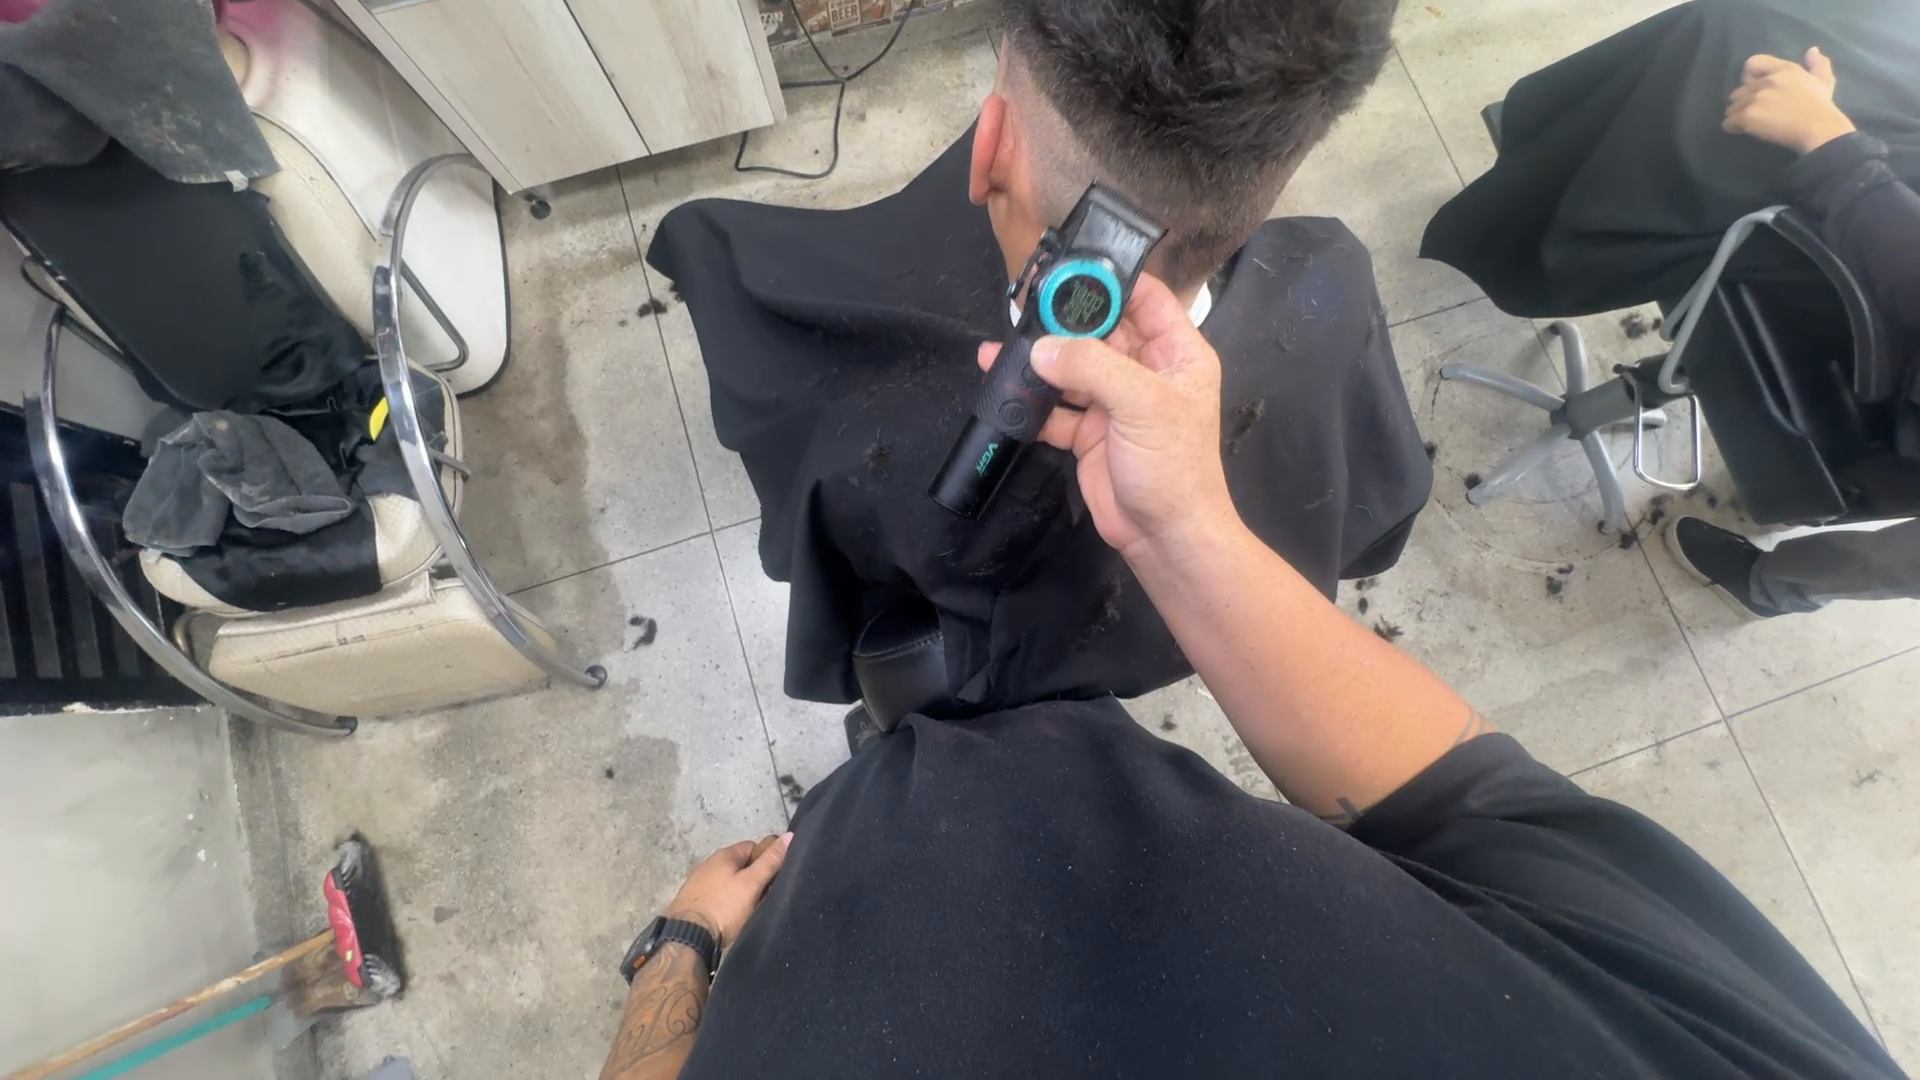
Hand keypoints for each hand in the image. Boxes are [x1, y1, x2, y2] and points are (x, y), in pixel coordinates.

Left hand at [663, 833, 790, 947]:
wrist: (685, 940)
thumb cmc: (723, 907)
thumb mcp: (752, 884)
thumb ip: (770, 861)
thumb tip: (789, 835)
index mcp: (724, 855)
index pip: (753, 847)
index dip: (766, 860)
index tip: (774, 879)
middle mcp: (708, 864)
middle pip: (740, 866)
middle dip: (753, 879)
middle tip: (763, 898)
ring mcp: (696, 885)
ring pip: (727, 883)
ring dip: (739, 893)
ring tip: (748, 911)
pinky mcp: (690, 903)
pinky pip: (716, 897)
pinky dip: (725, 904)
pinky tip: (729, 919)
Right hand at [975, 274, 1236, 559]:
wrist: (1163, 535)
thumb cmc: (1172, 466)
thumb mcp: (1141, 405)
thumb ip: (1091, 368)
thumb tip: (1040, 349)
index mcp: (1175, 354)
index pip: (1146, 299)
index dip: (1112, 281)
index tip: (1069, 271)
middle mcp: (1144, 372)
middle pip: (1099, 332)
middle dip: (1062, 321)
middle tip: (1022, 307)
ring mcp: (1113, 404)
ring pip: (1070, 370)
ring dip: (1038, 362)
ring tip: (999, 349)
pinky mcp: (1087, 433)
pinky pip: (1055, 409)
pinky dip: (1030, 402)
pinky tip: (1003, 389)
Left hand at [1724, 48, 1855, 153]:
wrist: (1816, 125)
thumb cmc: (1819, 104)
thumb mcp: (1823, 79)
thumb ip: (1816, 64)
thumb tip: (1811, 50)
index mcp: (1785, 69)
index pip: (1753, 63)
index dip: (1747, 76)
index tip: (1753, 87)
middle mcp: (1768, 81)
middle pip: (1736, 92)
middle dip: (1742, 103)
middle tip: (1757, 111)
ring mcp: (1756, 98)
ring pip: (1730, 109)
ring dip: (1737, 116)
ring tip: (1754, 121)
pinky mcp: (1747, 116)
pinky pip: (1727, 123)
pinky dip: (1733, 128)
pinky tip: (1748, 129)